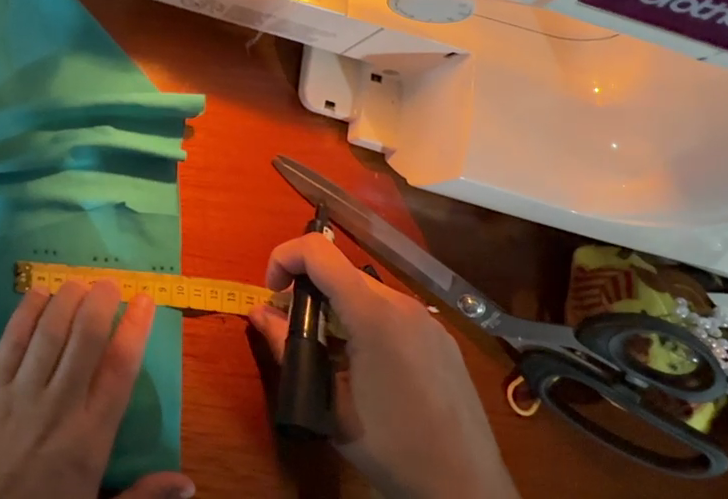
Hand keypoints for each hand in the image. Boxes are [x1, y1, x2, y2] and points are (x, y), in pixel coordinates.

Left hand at [0, 280, 194, 498]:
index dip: (135, 328)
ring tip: (78, 281)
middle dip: (100, 302)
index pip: (121, 368)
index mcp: (91, 436)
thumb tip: (189, 482)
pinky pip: (11, 340)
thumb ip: (142, 496)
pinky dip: (27, 312)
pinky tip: (38, 293)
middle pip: (86, 338)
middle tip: (109, 282)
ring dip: (67, 299)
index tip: (145, 300)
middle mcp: (59, 405)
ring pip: (50, 331)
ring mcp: (20, 392)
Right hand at [249, 234, 518, 498]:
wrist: (468, 490)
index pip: (318, 252)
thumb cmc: (392, 448)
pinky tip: (367, 364)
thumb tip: (259, 313)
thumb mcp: (328, 402)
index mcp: (374, 315)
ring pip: (366, 291)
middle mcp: (404, 306)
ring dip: (336, 305)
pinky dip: (365, 319)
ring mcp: (428, 321)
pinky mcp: (442, 340)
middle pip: (341, 271)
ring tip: (330, 351)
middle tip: (294, 328)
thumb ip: (288, 348)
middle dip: (308, 288)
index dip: (284, 258)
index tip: (273, 293)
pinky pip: (392, 311)